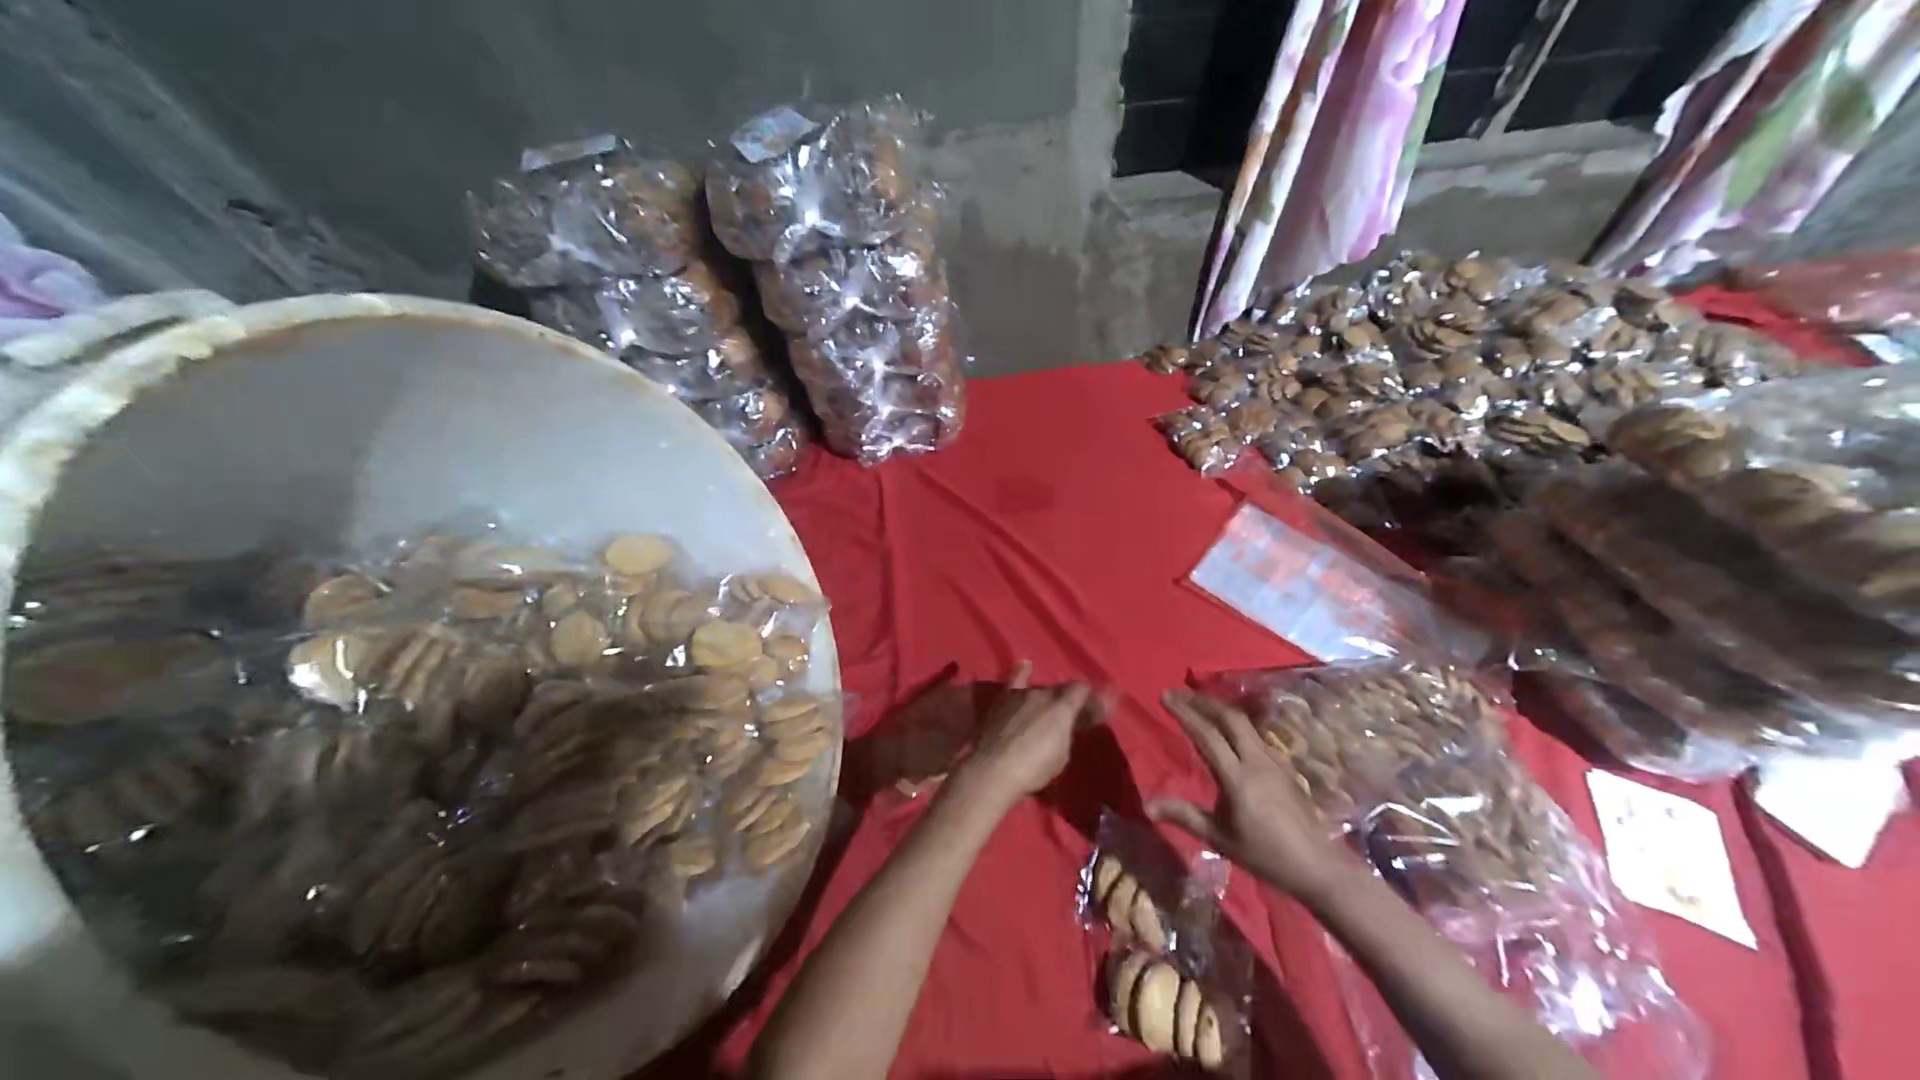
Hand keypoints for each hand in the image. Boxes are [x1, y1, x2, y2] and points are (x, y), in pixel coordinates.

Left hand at [954, 661, 1111, 807]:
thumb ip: (1069, 731)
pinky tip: (1026, 664)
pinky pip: (1015, 681)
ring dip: (1047, 700)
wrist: (994, 769)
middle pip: (1060, 690)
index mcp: (1062, 705)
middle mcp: (1042, 693)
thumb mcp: (1062, 753)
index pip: (1082, 689)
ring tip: (1047, 713)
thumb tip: (1074, 722)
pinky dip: (1022, 673)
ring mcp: (1021, 694)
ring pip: (1039, 690)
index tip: (1094, 711)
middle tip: (1070, 719)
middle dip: (1068, 702)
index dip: (1089, 699)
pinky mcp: (1002, 700)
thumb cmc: (1035, 768)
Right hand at [1149, 689, 1355, 903]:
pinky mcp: (1284, 765)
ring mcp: (1274, 761)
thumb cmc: (1265, 855)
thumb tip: (1146, 806)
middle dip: (1201, 701)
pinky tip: (1225, 728)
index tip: (1164, 696)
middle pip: (1229, 718)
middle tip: (1177, 693)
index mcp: (1238, 778)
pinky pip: (1254, 734)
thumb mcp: (1219, 839)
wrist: (1318, 866)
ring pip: (1244, 722)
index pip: (1207, 735)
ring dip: (1218, 708)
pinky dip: (1233, 722)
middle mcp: (1257, 761)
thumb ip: (1183, 815)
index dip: (1184, 713)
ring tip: (1197, 703)